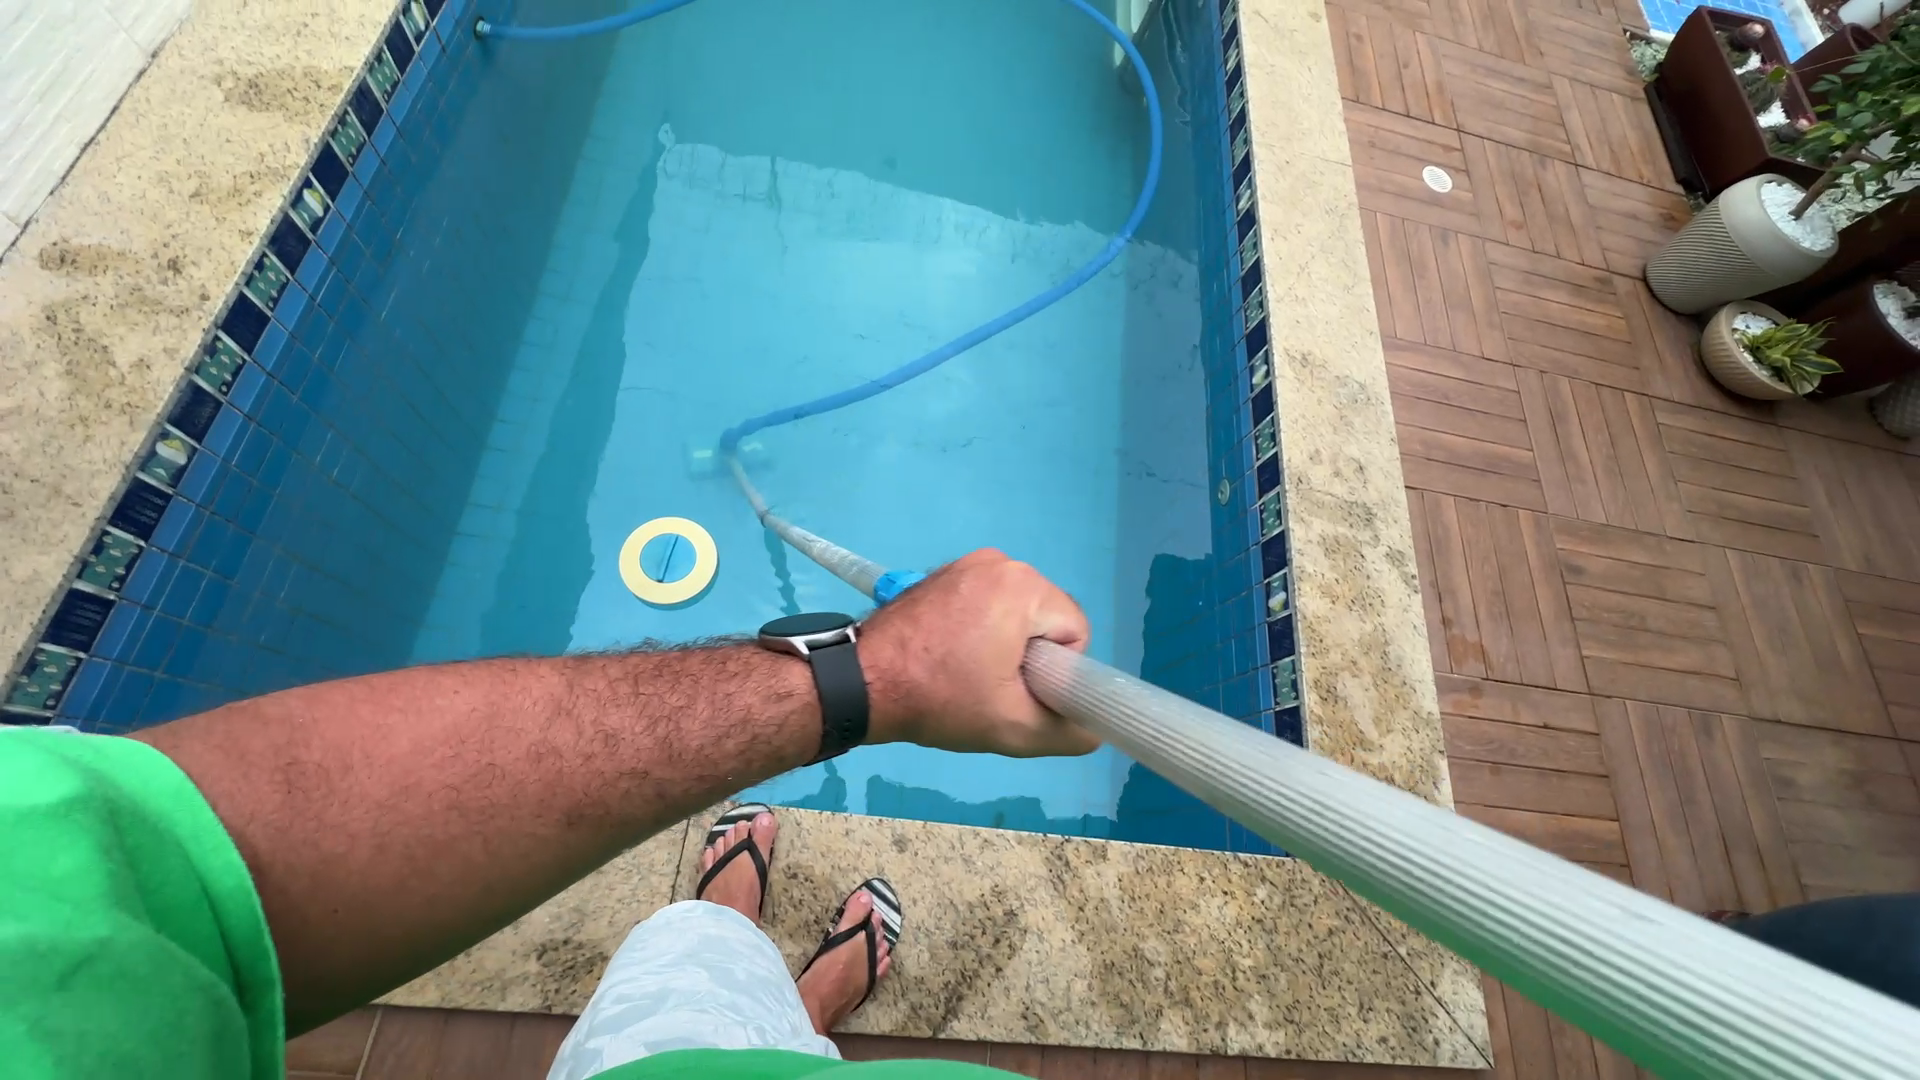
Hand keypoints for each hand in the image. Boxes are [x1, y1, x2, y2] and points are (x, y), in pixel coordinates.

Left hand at [858, 550, 1098, 757]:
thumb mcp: (1016, 728)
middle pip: (1045, 618)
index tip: (1015, 690)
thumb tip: (1093, 725)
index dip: (1054, 672)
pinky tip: (949, 653)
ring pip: (1017, 612)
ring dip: (1004, 642)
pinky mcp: (944, 573)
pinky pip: (987, 602)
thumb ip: (1070, 730)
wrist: (861, 683)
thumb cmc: (941, 699)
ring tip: (966, 671)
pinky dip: (979, 627)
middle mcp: (1000, 561)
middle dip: (1029, 655)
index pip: (1074, 632)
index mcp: (1024, 585)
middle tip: (990, 685)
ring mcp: (967, 562)